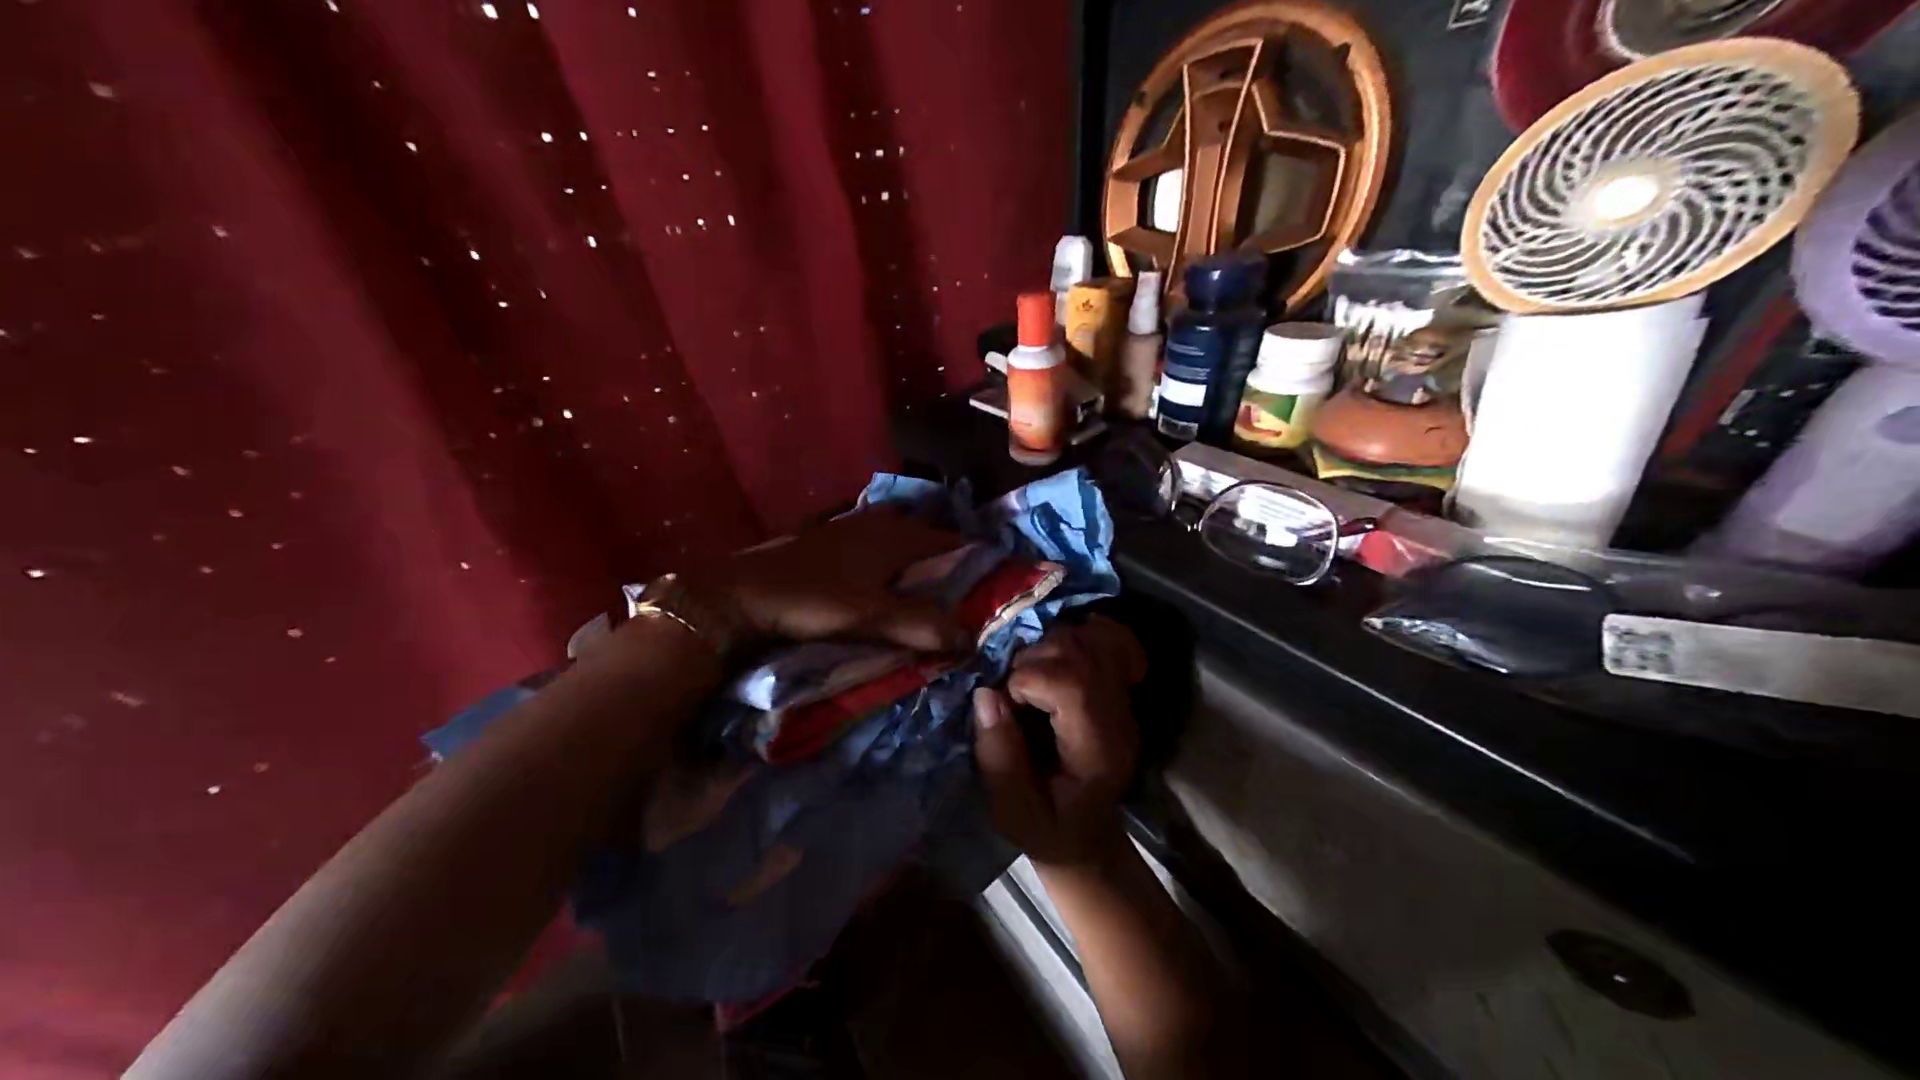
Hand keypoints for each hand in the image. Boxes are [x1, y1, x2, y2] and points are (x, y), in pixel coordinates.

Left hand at [692, 507, 970, 652]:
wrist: (746, 595)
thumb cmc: (816, 602)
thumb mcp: (875, 618)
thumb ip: (924, 626)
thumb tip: (971, 640)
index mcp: (895, 538)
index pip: (947, 539)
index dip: (972, 553)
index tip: (991, 571)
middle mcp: (875, 523)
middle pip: (920, 528)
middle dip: (941, 544)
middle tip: (958, 570)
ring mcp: (844, 525)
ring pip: (889, 526)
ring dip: (908, 539)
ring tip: (920, 564)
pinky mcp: (818, 536)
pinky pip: (859, 531)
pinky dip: (874, 540)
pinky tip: (868, 554)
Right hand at [973, 616, 1147, 868]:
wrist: (1086, 835)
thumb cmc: (1048, 830)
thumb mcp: (1013, 812)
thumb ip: (999, 757)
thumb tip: (985, 694)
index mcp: (1098, 749)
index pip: (1072, 684)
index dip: (1027, 680)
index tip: (1004, 704)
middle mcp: (1119, 715)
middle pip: (1080, 652)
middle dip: (1032, 658)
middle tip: (1012, 689)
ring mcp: (1124, 697)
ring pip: (1091, 637)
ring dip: (1049, 644)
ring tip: (1029, 674)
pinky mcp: (1118, 686)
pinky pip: (1111, 638)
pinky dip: (1083, 632)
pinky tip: (1059, 652)